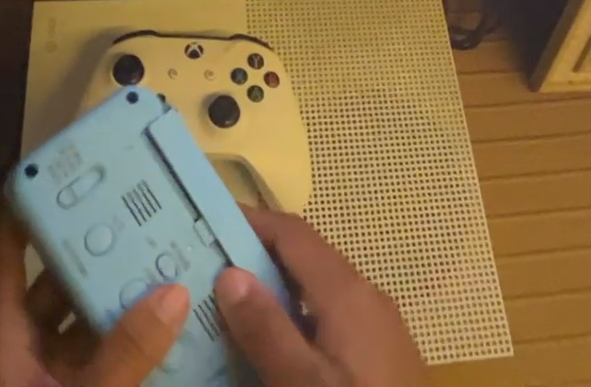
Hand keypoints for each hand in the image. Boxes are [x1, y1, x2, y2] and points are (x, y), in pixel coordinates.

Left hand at [0, 219, 189, 386]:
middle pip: (57, 290)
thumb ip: (123, 354)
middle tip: (135, 219)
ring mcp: (56, 381)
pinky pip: (110, 359)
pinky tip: (169, 324)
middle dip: (94, 256)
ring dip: (120, 300)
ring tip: (162, 263)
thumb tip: (173, 293)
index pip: (6, 269)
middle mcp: (29, 359)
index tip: (50, 180)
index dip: (21, 223)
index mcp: (7, 348)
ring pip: (87, 325)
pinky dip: (134, 341)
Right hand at [215, 207, 425, 385]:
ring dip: (276, 288)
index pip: (293, 233)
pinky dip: (297, 315)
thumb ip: (267, 330)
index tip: (209, 221)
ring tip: (231, 305)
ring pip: (317, 287)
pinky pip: (331, 314)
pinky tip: (275, 344)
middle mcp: (366, 294)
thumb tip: (229, 273)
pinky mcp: (380, 351)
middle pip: (305, 257)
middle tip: (209, 268)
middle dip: (257, 255)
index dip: (251, 220)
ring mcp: (378, 323)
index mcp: (347, 291)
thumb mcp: (302, 384)